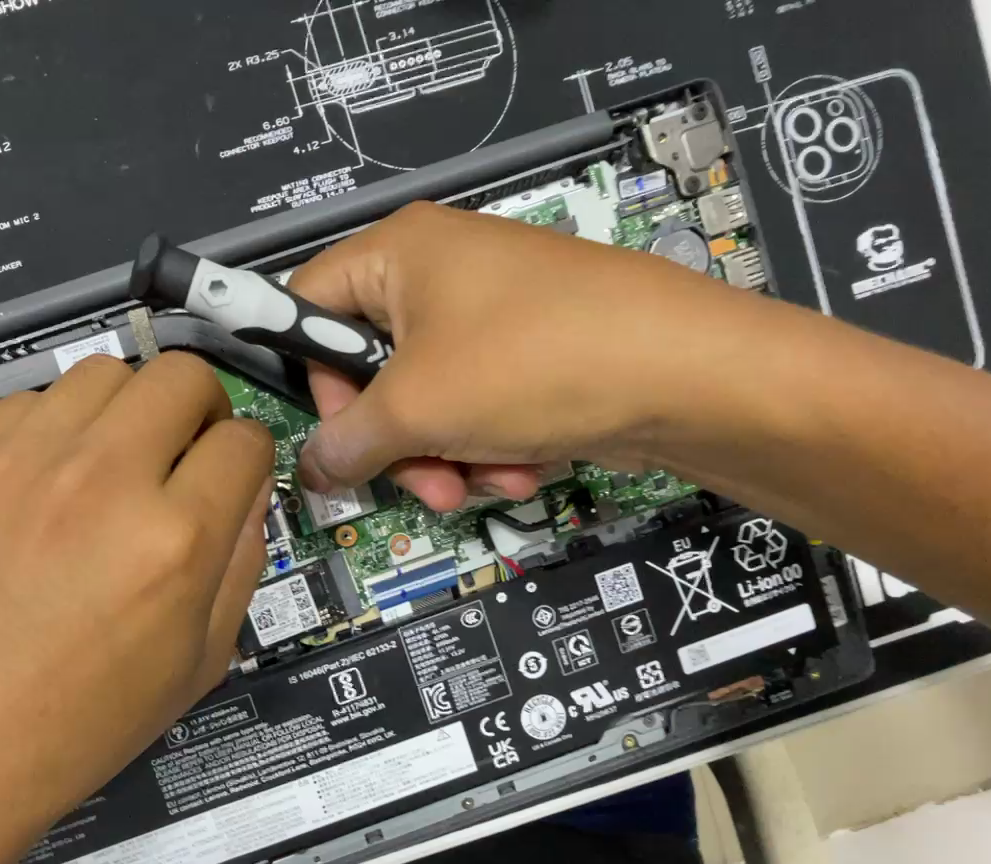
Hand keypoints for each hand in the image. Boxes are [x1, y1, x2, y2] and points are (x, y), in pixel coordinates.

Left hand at [0, 352, 273, 863]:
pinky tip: (38, 489)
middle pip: (182, 376)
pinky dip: (50, 434)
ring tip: (108, 465)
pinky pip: (24, 405)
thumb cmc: (89, 718)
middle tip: (181, 454)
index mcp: (175, 539)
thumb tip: (246, 485)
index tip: (231, 475)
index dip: (250, 456)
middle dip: (201, 409)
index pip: (245, 439)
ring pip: (103, 374)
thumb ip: (243, 559)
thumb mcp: (203, 658)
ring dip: (126, 412)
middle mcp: (100, 480)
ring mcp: (15, 462)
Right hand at [289, 201, 825, 511]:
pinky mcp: (529, 354)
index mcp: (397, 253)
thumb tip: (310, 470)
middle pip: (370, 370)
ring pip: (426, 403)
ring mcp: (488, 315)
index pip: (306, 305)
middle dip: (397, 442)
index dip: (307, 374)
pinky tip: (525, 467)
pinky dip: (491, 447)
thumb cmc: (527, 365)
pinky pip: (477, 408)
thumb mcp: (416, 408)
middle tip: (422, 483)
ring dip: (447, 456)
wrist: (684, 375)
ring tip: (489, 480)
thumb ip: (345, 441)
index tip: (329, 430)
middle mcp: (438, 274)